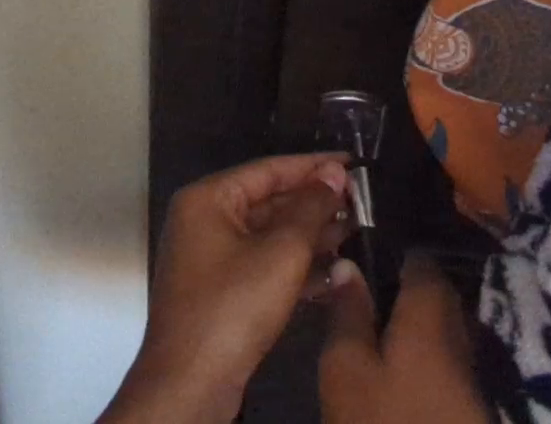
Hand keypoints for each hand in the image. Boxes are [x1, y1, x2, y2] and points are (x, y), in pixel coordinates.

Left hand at [100, 153, 352, 423]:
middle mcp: (205, 221)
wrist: (190, 386)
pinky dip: (295, 264)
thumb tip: (334, 171)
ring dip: (310, 234)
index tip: (352, 163)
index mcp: (208, 199)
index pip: (269, 170)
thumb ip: (311, 207)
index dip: (313, 165)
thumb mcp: (282, 252)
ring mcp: (211, 258)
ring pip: (269, 234)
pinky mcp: (221, 291)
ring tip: (355, 230)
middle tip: (360, 200)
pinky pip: (263, 263)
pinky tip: (333, 270)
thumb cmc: (233, 306)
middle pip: (269, 201)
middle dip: (314, 203)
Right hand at [319, 252, 489, 422]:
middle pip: (432, 290)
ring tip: (374, 333)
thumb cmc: (386, 423)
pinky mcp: (471, 399)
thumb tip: (347, 263)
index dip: (389, 250)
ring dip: (412, 324)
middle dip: (401, 288)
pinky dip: (423, 354)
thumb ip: (347, 313)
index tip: (361, 253)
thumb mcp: (347, 369)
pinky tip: (398, 369)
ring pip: (439, 325)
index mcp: (429, 307)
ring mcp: (469, 364)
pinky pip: (444, 356)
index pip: (417, 257)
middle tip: (362, 297)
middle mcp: (458, 325)